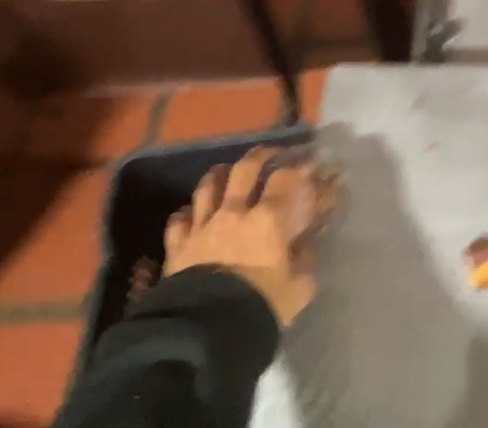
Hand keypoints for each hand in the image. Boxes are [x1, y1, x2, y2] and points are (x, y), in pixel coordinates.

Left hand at [162, 147, 332, 325]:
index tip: (310, 162)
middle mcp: (235, 212)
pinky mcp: (178, 246)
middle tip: (270, 153)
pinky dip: (187, 212)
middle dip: (260, 155)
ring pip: (208, 186)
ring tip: (227, 172)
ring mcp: (202, 226)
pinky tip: (192, 213)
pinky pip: (179, 219)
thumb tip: (308, 244)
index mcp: (268, 218)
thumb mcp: (299, 288)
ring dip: (220, 174)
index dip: (299, 166)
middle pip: (245, 169)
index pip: (285, 177)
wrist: (205, 334)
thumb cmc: (260, 307)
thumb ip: (306, 260)